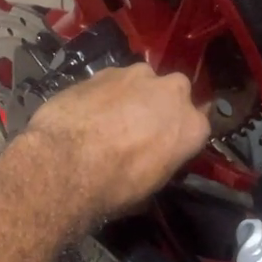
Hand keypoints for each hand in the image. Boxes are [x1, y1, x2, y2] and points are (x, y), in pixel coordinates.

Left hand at [22, 62, 210, 224]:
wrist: (65, 164)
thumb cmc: (115, 186)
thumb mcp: (148, 191)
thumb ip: (160, 169)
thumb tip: (150, 170)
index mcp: (192, 126)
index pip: (196, 128)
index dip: (179, 140)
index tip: (165, 151)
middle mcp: (173, 91)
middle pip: (173, 96)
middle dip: (159, 110)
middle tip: (138, 133)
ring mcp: (138, 74)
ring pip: (142, 84)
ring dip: (132, 99)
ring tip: (109, 123)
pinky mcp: (105, 69)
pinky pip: (112, 82)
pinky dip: (105, 95)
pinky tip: (88, 114)